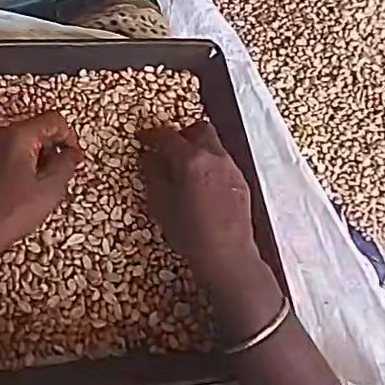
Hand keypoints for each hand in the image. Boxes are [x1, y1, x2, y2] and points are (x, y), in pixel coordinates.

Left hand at [0, 112, 81, 280]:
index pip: (54, 120)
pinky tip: (27, 188)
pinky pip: (11, 153)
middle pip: (38, 129)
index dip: (70, 138)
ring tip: (44, 185)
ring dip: (41, 158)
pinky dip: (25, 164)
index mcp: (18, 135)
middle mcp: (0, 135)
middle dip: (55, 148)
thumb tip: (71, 153)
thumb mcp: (50, 188)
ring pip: (25, 142)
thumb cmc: (10, 211)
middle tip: (62, 174)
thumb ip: (67, 163)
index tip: (75, 158)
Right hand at [139, 121, 283, 332]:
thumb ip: (153, 175)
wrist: (228, 256)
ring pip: (213, 145)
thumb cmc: (190, 233)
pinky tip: (200, 185)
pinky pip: (222, 162)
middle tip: (166, 149)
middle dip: (181, 134)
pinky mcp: (241, 182)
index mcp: (192, 160)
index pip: (168, 136)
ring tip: (182, 169)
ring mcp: (232, 168)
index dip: (151, 135)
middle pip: (199, 129)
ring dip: (196, 149)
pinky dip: (208, 163)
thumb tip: (148, 158)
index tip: (142, 138)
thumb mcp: (161, 205)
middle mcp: (215, 157)